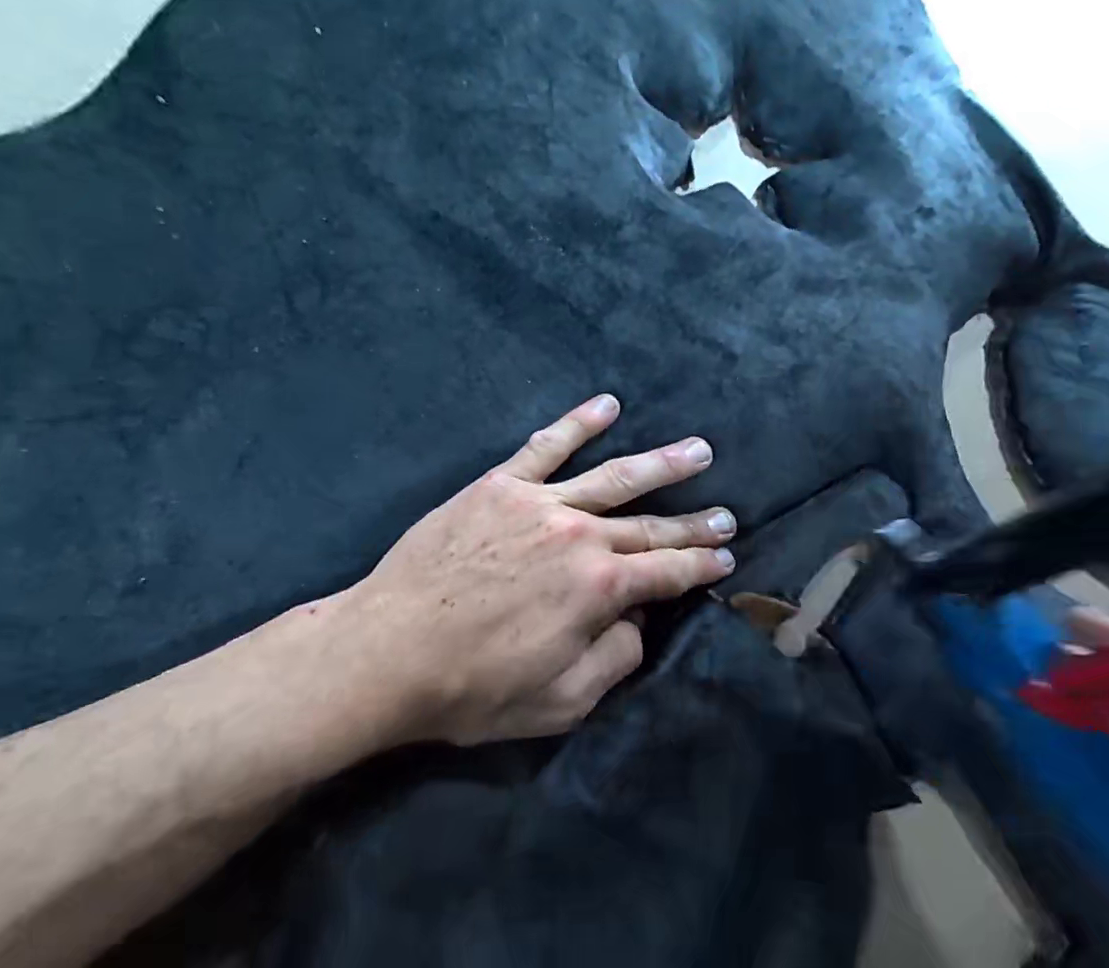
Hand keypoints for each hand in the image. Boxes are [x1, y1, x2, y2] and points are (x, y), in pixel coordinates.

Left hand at [304, 394, 736, 746]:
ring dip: (664, 464)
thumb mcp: (562, 703)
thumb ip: (618, 659)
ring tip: (700, 450)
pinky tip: (608, 405)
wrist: (379, 657)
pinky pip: (546, 448)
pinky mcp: (500, 487)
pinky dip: (578, 423)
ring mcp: (542, 504)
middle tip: (728, 517)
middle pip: (654, 526)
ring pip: (617, 477)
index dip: (703, 567)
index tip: (726, 559)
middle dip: (696, 524)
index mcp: (602, 590)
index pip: (671, 572)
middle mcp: (583, 537)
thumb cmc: (473, 688)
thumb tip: (641, 620)